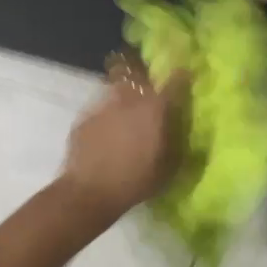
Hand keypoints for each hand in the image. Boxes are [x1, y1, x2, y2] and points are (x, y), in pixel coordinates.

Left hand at [57, 54, 183, 220]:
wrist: (88, 191)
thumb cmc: (135, 182)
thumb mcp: (169, 166)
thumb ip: (176, 140)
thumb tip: (178, 125)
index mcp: (154, 109)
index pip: (174, 81)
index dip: (179, 76)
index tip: (182, 75)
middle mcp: (129, 100)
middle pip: (139, 75)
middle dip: (145, 75)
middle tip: (149, 85)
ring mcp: (103, 106)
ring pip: (117, 87)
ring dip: (124, 90)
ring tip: (127, 104)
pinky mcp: (84, 117)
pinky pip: (100, 106)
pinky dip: (106, 111)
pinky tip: (106, 126)